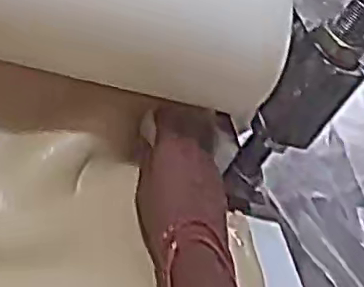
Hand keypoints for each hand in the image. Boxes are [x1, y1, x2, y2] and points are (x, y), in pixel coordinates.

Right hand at [136, 105, 229, 280]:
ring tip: (177, 152)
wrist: (194, 249)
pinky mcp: (220, 184)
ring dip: (189, 143)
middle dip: (176, 123)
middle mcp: (194, 148)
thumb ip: (147, 156)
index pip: (165, 115)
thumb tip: (147, 142)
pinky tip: (190, 174)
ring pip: (198, 143)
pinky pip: (206, 163)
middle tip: (164, 129)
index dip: (157, 115)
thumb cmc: (162, 218)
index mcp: (171, 143)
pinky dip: (198, 163)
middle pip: (187, 123)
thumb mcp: (143, 184)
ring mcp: (210, 165)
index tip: (150, 118)